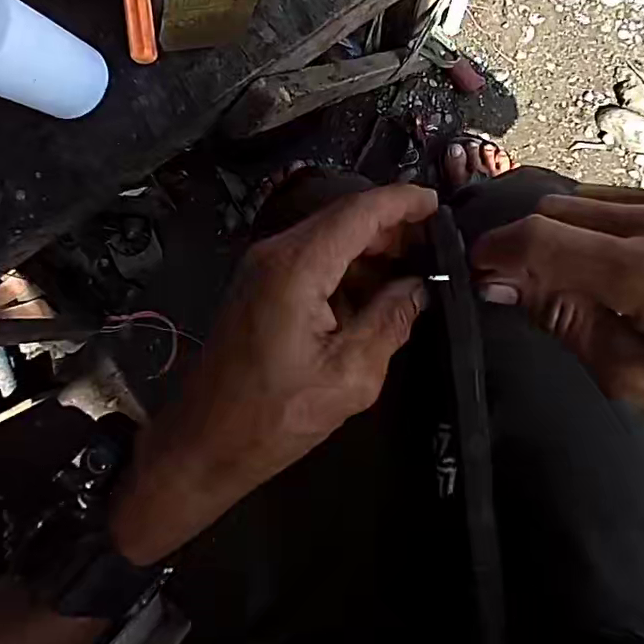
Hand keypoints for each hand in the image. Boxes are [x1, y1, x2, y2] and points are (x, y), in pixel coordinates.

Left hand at [111, 184, 437, 563]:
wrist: (205, 442)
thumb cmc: (274, 417)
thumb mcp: (349, 376)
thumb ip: (390, 321)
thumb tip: (420, 288)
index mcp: (295, 268)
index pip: (358, 211)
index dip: (402, 201)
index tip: (438, 205)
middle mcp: (274, 254)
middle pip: (343, 219)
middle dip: (391, 229)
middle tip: (432, 254)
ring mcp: (261, 268)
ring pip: (328, 238)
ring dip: (369, 252)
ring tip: (409, 279)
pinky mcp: (258, 286)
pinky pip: (311, 261)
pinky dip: (345, 270)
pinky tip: (371, 298)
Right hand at [470, 184, 643, 485]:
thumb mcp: (633, 379)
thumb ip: (561, 320)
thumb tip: (502, 284)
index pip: (543, 241)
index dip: (496, 252)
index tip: (477, 268)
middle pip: (558, 209)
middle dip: (528, 245)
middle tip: (521, 283)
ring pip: (587, 198)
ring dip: (566, 235)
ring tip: (580, 279)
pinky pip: (627, 198)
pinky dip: (605, 226)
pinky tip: (622, 263)